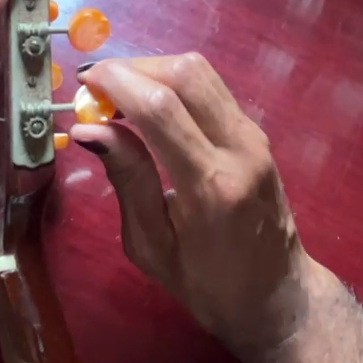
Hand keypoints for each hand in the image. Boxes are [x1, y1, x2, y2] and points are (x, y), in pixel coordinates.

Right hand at [69, 54, 327, 362]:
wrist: (279, 294)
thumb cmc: (209, 284)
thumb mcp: (152, 247)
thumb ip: (127, 180)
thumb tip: (87, 128)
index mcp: (211, 185)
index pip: (161, 110)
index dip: (118, 83)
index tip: (84, 83)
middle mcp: (239, 146)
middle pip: (184, 74)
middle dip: (133, 68)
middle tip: (97, 88)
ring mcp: (253, 132)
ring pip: (200, 70)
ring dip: (153, 68)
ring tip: (118, 93)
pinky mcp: (255, 128)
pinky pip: (210, 85)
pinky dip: (173, 80)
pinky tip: (149, 101)